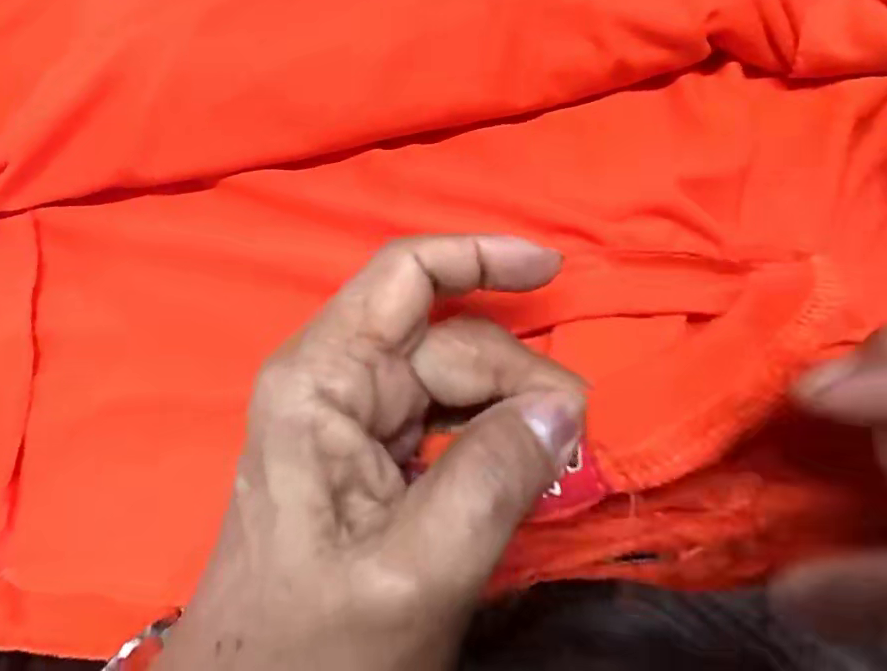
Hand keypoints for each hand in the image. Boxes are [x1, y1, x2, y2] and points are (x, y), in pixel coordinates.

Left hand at [159, 236, 586, 670]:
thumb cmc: (311, 650)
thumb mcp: (412, 573)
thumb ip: (492, 481)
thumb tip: (560, 409)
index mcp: (323, 378)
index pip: (406, 276)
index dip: (478, 256)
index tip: (550, 268)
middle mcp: (336, 378)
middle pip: (448, 338)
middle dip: (517, 375)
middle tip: (575, 433)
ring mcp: (355, 415)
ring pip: (458, 379)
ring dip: (513, 408)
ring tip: (559, 454)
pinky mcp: (373, 451)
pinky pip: (451, 418)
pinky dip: (495, 433)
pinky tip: (525, 463)